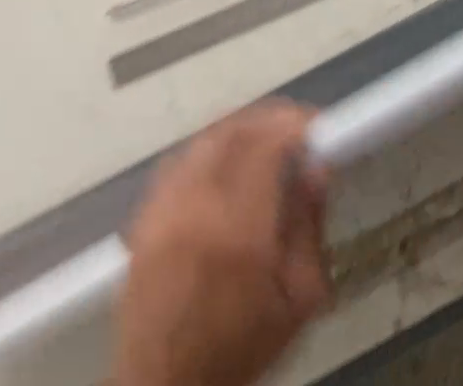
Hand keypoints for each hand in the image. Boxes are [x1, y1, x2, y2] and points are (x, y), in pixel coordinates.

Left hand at [115, 102, 331, 385]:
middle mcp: (192, 215)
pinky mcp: (141, 228)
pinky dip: (208, 151)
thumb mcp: (301, 296)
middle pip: (230, 133)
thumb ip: (308, 227)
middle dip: (272, 118)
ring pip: (199, 144)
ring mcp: (159, 219)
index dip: (297, 124)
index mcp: (238, 233)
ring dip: (240, 129)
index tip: (322, 127)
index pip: (265, 146)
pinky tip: (228, 165)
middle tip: (302, 127)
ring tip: (270, 139)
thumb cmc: (244, 346)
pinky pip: (175, 167)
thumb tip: (317, 170)